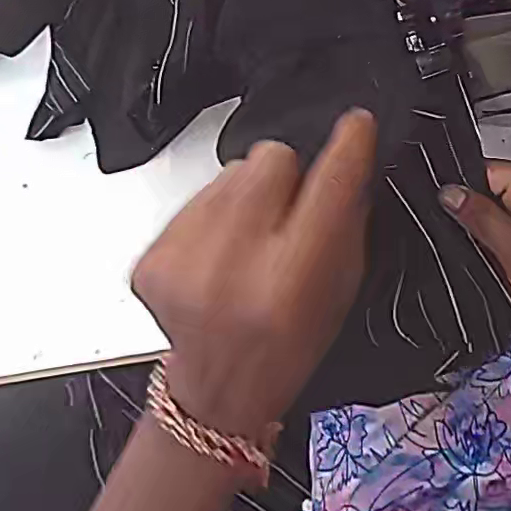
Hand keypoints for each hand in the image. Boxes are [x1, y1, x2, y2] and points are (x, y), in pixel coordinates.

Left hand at [131, 109, 376, 435]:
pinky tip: (222, 251)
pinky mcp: (152, 256)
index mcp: (292, 283)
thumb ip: (348, 218)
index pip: (329, 186)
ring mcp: (183, 261)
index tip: (358, 123)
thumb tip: (350, 153)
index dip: (349, 146)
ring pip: (233, 169)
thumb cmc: (291, 341)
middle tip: (290, 214)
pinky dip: (217, 212)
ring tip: (253, 240)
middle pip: (271, 158)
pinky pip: (199, 192)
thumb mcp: (345, 285)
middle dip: (289, 176)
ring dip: (251, 193)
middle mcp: (233, 268)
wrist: (220, 387)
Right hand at [440, 161, 510, 372]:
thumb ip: (482, 219)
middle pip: (489, 193)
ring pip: (494, 220)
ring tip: (485, 261)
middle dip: (471, 217)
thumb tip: (450, 193)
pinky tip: (493, 271)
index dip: (460, 191)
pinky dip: (495, 255)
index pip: (485, 169)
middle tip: (462, 243)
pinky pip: (506, 241)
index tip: (438, 211)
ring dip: (483, 240)